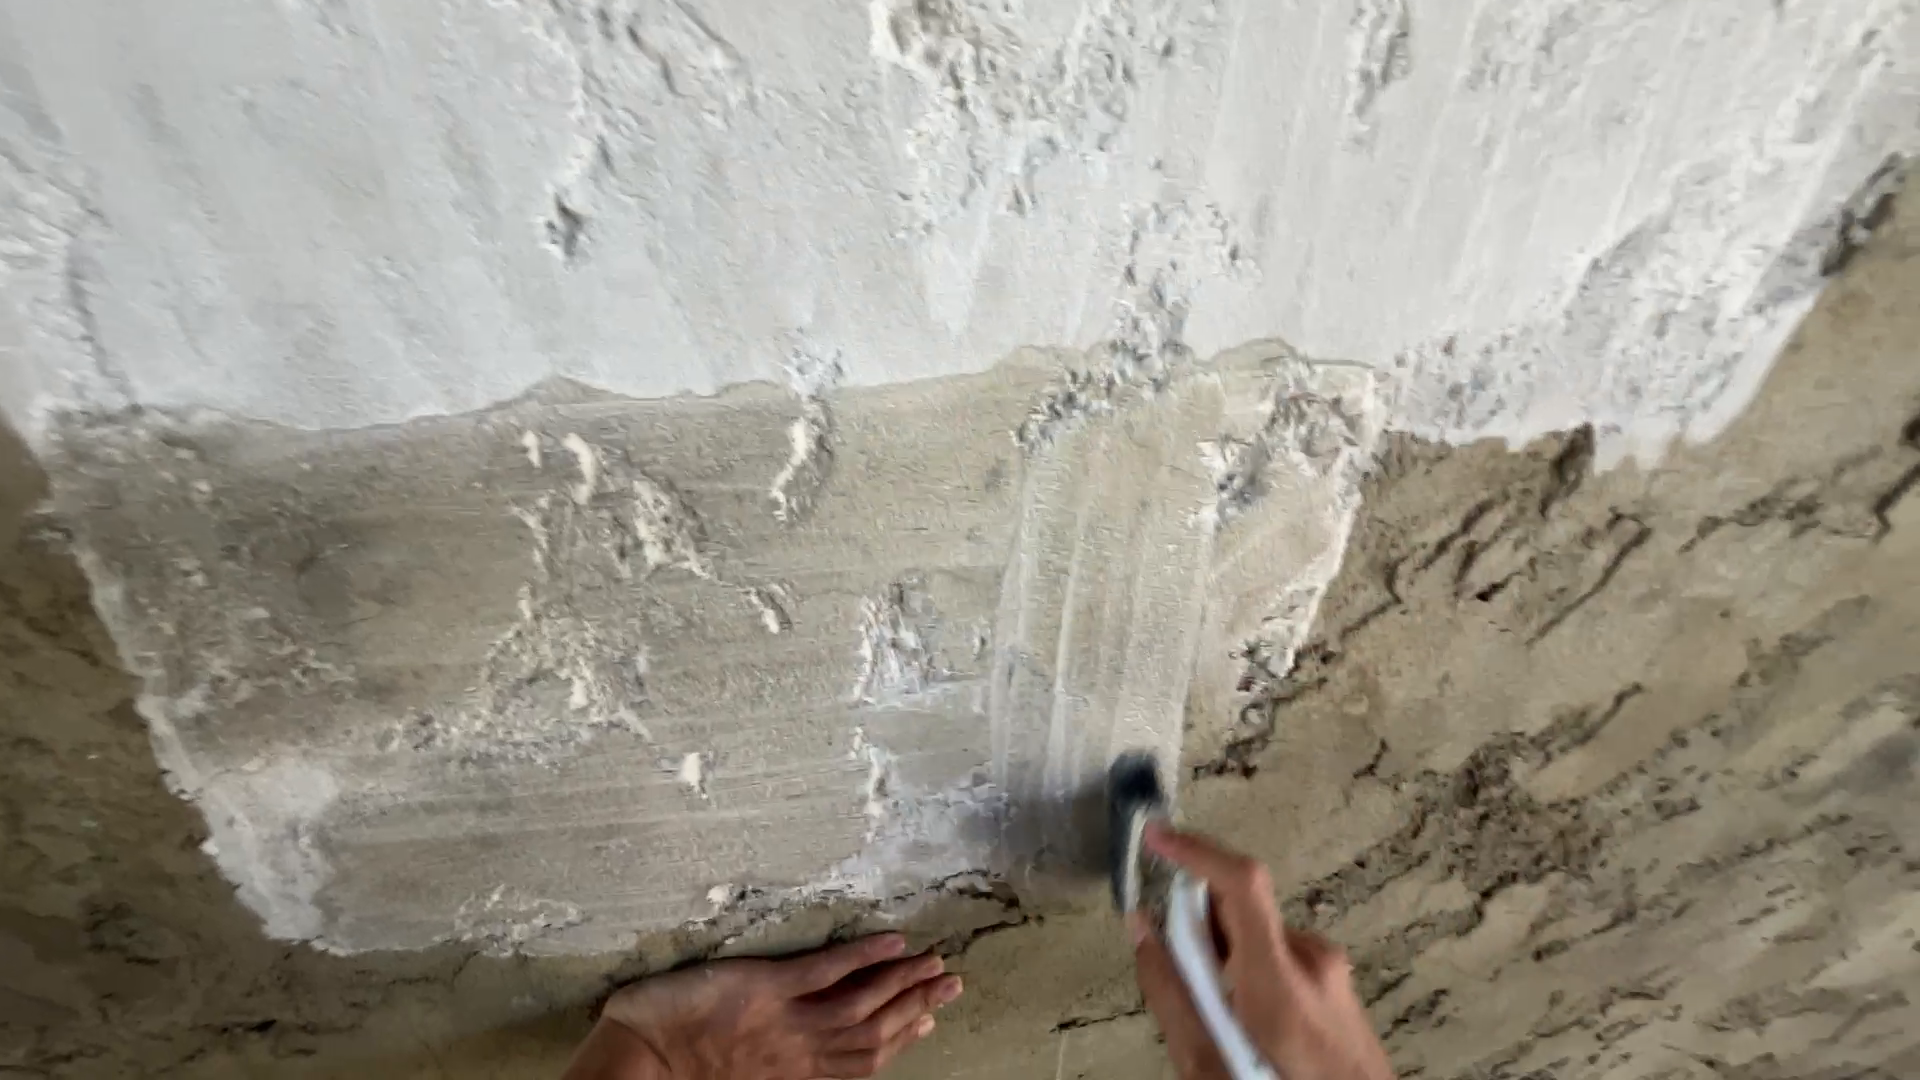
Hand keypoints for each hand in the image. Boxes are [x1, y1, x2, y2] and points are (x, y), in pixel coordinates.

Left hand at [563, 933, 962, 1079]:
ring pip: (861, 1004)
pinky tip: (891, 943)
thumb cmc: (681, 1076)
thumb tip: (816, 1052)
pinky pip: (826, 973)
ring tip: (936, 963)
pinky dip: (863, 958)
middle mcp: (801, 1056)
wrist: (636, 1064)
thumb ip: (781, 1069)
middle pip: (874, 1032)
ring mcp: (788, 1021)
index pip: (863, 1061)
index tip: (930, 1020)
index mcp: (795, 1079)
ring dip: (904, 983)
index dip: (902, 1040)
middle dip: (917, 1007)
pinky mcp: (768, 988)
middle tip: (952, 983)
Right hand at [1131, 824, 1393, 1079]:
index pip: (1242, 884)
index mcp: (1281, 986)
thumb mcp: (1208, 1070)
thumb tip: (1140, 925)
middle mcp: (1314, 963)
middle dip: (1196, 922)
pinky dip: (1246, 967)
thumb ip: (1168, 995)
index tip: (1154, 835)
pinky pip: (1276, 950)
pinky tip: (1246, 1021)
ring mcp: (1333, 970)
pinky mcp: (1338, 981)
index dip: (1195, 850)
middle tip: (1179, 971)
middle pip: (1238, 906)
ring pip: (1253, 931)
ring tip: (1218, 1015)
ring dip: (1221, 952)